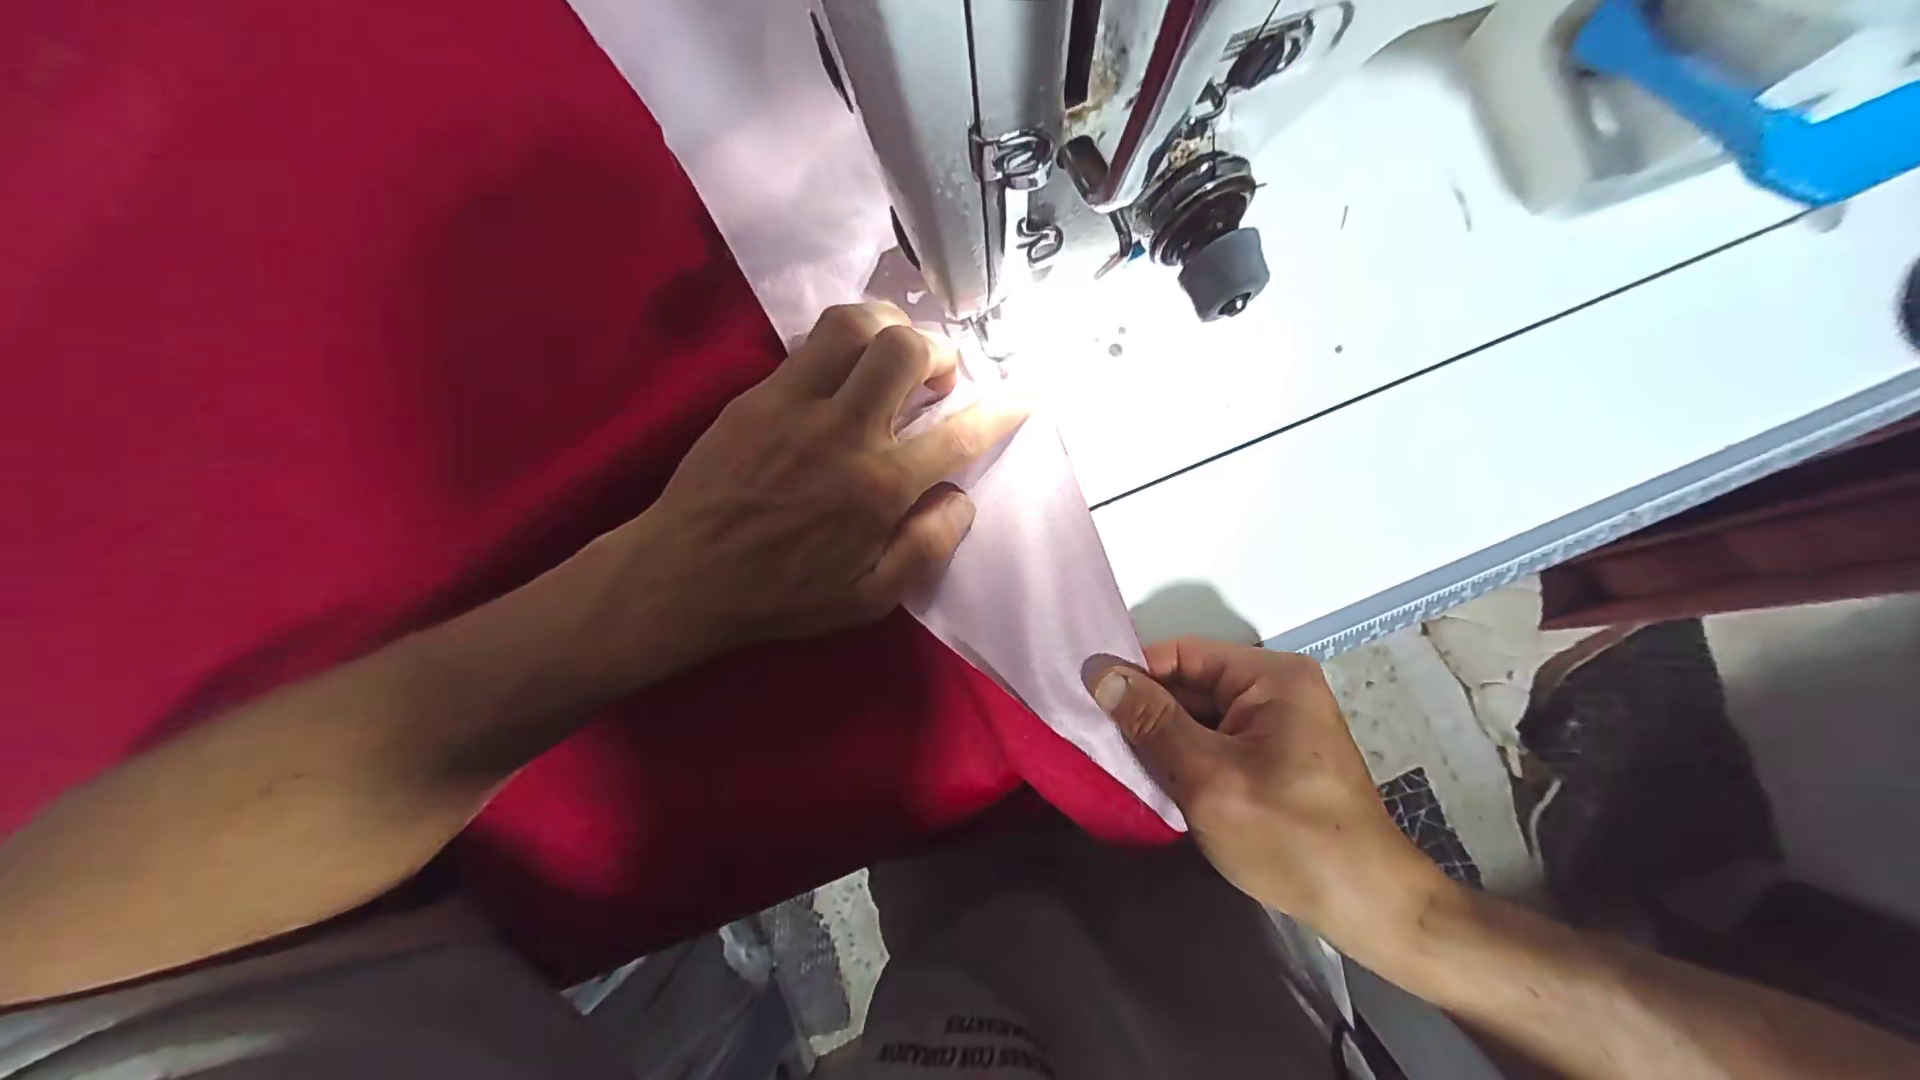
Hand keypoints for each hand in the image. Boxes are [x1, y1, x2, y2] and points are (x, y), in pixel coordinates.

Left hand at [622, 302, 1025, 661]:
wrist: (685, 576)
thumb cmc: (783, 595)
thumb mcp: (869, 599)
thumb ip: (927, 547)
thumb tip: (959, 496)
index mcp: (880, 488)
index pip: (959, 434)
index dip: (1001, 409)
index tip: (1022, 394)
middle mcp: (845, 432)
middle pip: (906, 351)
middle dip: (939, 352)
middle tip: (937, 379)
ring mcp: (795, 405)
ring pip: (855, 325)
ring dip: (891, 328)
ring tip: (895, 355)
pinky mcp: (757, 395)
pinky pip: (811, 343)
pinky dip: (845, 343)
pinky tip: (845, 372)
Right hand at [1084, 639, 1453, 948]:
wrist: (1370, 911)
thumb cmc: (1289, 836)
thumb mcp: (1207, 776)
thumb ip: (1150, 720)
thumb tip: (1099, 673)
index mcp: (1270, 677)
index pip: (1181, 654)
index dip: (1132, 672)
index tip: (1086, 696)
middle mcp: (1274, 689)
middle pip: (1188, 684)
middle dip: (1143, 709)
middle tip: (1092, 733)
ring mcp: (1275, 723)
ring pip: (1196, 715)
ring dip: (1159, 737)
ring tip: (1113, 756)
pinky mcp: (1271, 755)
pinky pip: (1212, 740)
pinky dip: (1181, 756)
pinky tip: (1152, 776)